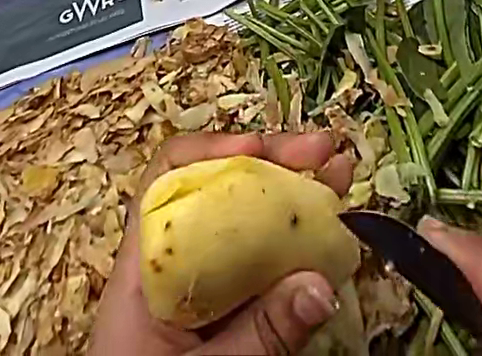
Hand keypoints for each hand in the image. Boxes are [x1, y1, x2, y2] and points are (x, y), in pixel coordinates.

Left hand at [89, 132, 354, 354]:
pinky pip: (256, 259)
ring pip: (242, 218)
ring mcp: (199, 275)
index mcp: (147, 256)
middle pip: (214, 185)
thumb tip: (320, 283)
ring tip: (335, 171)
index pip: (168, 173)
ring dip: (289, 190)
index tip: (258, 146)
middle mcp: (172, 252)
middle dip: (269, 161)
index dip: (212, 149)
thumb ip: (256, 335)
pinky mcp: (222, 302)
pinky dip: (291, 240)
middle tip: (321, 150)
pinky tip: (324, 226)